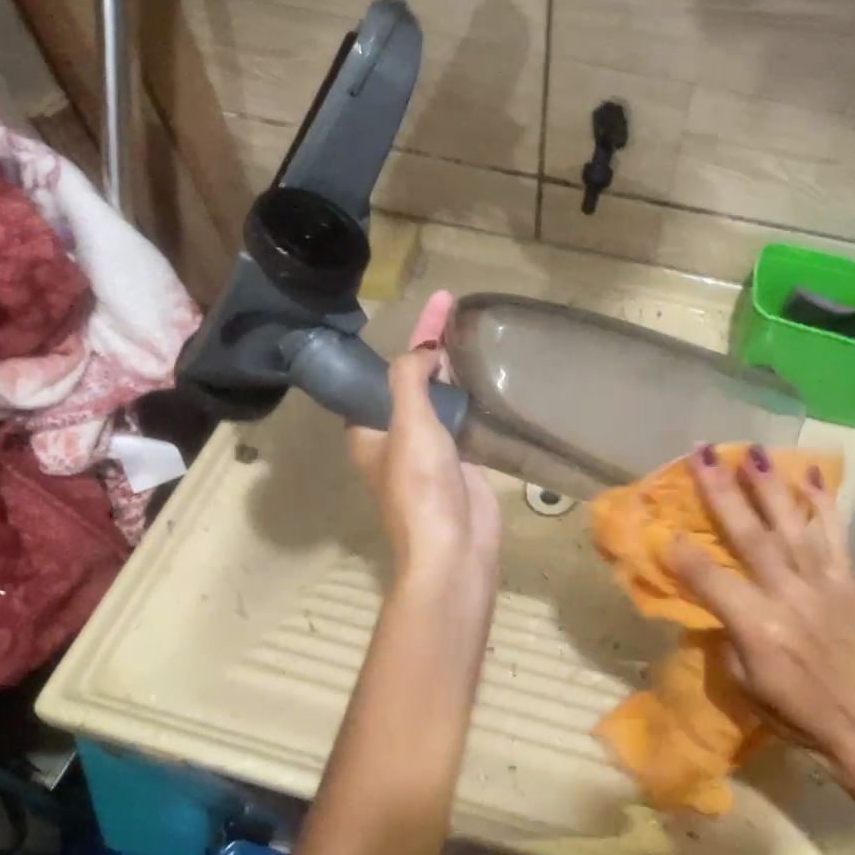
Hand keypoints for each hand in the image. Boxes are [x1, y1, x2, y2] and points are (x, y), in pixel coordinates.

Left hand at [347, 291, 502, 582]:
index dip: (402, 340)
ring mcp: (429, 450)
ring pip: (438, 398)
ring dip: (450, 368)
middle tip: (451, 305)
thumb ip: (409, 380)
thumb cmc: (421, 487)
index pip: (380, 373)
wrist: (454, 549)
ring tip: (470, 330)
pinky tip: (486, 374)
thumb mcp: (408, 425)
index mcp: (368, 430)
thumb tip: (421, 348)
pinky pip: (462, 418)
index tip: (428, 306)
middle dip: (428, 346)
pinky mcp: (460, 462)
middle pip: (410, 380)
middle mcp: (395, 436)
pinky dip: (470, 394)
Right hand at [668, 444, 854, 768]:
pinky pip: (836, 532)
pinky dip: (823, 500)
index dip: (684, 554)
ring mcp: (821, 582)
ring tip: (751, 450)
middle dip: (723, 492)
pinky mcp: (845, 577)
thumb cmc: (790, 706)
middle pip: (751, 536)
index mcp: (758, 628)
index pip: (712, 580)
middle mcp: (789, 596)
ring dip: (769, 485)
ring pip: (792, 525)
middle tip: (703, 453)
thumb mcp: (742, 681)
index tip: (663, 526)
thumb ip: (725, 631)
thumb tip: (708, 591)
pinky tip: (810, 470)